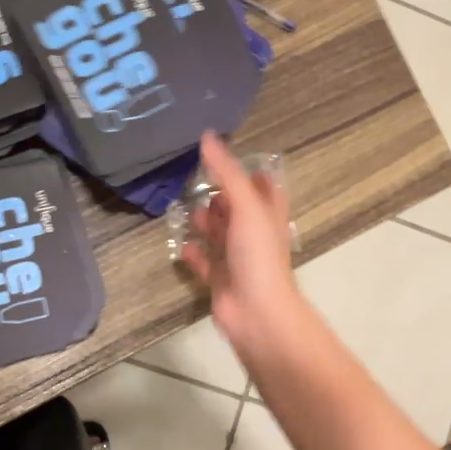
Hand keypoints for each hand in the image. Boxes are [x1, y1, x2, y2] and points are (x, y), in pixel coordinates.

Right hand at [179, 132, 305, 353]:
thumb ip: (227, 173)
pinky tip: (182, 245)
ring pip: (220, 235)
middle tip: (197, 182)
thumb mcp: (246, 206)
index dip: (248, 172)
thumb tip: (208, 136)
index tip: (223, 157)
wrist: (257, 312)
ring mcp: (238, 259)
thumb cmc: (258, 255)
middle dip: (220, 196)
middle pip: (238, 209)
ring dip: (205, 222)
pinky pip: (205, 263)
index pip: (263, 186)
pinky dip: (194, 254)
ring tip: (187, 210)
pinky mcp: (221, 280)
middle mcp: (255, 235)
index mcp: (268, 215)